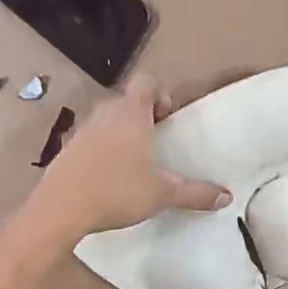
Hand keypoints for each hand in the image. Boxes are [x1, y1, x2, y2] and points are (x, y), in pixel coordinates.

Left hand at [3, 76, 230, 257]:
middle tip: (152, 144)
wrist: (61, 208)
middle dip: (140, 117)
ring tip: (129, 164)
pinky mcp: (64, 152)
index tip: (166, 118)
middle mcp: (103, 113)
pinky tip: (104, 179)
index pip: (147, 81)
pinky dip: (97, 153)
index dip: (160, 93)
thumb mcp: (161, 194)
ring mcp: (80, 131)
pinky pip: (86, 143)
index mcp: (130, 112)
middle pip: (125, 101)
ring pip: (104, 122)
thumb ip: (193, 193)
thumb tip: (226, 197)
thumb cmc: (116, 192)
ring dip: (117, 135)